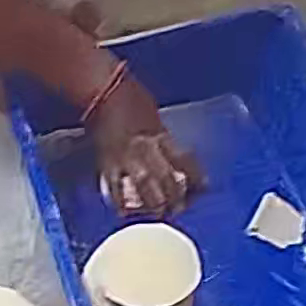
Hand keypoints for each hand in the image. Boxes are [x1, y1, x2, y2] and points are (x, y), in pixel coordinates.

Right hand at [91, 77, 202, 216]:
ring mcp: (126, 158)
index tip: (203, 189)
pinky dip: (121, 203)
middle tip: (178, 210)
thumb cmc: (129, 97)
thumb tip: (168, 157)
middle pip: (166, 178)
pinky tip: (126, 214)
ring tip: (158, 215)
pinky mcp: (107, 164)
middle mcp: (146, 148)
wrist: (102, 90)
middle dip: (174, 196)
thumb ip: (160, 137)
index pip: (183, 159)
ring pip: (144, 186)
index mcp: (160, 134)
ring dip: (153, 203)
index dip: (195, 176)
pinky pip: (115, 188)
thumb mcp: (153, 115)